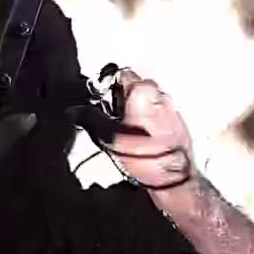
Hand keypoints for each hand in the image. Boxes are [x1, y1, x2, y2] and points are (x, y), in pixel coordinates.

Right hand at [98, 68, 195, 189]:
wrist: (174, 180)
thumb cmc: (143, 156)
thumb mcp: (108, 137)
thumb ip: (90, 118)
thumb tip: (73, 110)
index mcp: (143, 91)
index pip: (121, 74)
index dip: (108, 86)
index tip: (101, 100)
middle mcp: (160, 94)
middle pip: (135, 85)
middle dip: (124, 97)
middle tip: (112, 116)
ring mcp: (172, 107)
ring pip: (148, 98)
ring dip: (137, 108)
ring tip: (127, 129)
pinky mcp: (179, 121)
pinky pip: (159, 111)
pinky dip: (149, 119)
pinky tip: (142, 136)